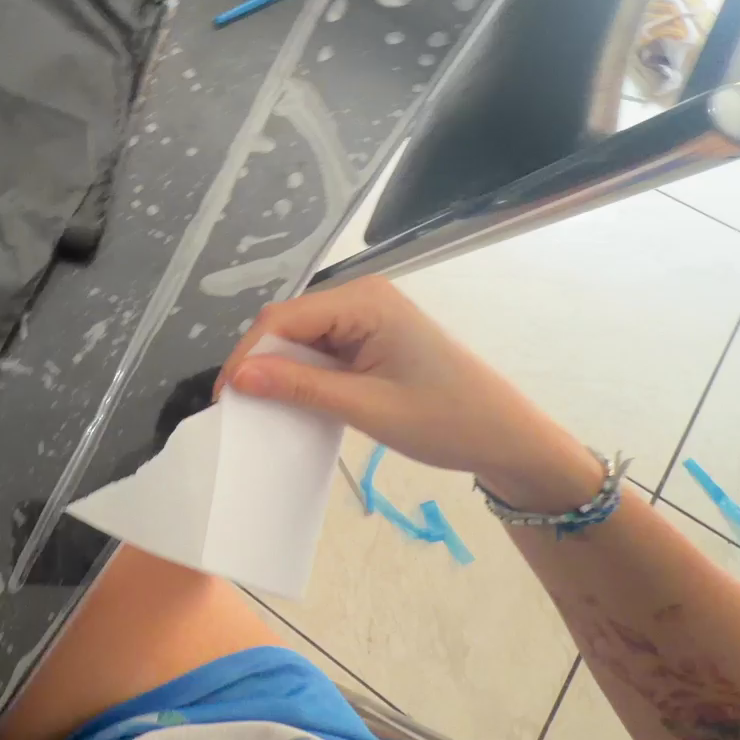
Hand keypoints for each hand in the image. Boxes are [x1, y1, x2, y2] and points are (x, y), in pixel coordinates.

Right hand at [220, 277, 600, 509]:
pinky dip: (301, 373)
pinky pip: (318, 348)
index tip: (226, 396)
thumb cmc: (448, 421)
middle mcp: (360, 297)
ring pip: (298, 336)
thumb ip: (299, 387)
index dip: (249, 354)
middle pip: (287, 323)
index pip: (283, 318)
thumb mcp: (368, 407)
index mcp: (364, 301)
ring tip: (258, 403)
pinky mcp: (367, 336)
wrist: (512, 442)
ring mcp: (364, 315)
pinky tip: (291, 396)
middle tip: (239, 403)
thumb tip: (237, 377)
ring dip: (279, 368)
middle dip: (260, 361)